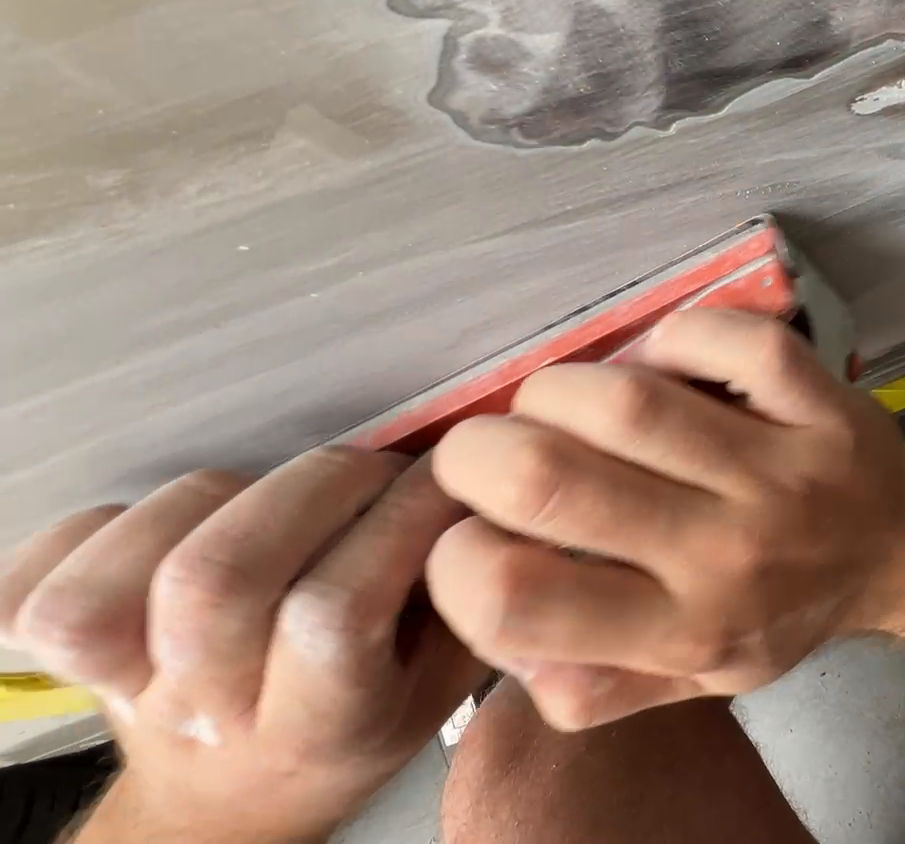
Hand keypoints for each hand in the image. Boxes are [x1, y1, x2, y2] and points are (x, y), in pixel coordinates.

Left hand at [0, 449, 486, 843]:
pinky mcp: (60, 657)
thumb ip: (477, 600)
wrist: (241, 798)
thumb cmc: (369, 717)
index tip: (454, 477)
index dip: (403, 519)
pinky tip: (176, 531)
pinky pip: (37, 577)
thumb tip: (493, 505)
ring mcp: (122, 686)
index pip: (335, 610)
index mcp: (321, 724)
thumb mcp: (452, 675)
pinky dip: (102, 532)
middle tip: (385, 471)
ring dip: (234, 495)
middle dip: (326, 485)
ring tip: (295, 499)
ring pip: (137, 563)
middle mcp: (210, 712)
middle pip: (220, 576)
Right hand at [425, 309, 904, 729]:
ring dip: (563, 386)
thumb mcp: (699, 679)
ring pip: (629, 402)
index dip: (459, 557)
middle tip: (497, 445)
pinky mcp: (824, 404)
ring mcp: (782, 469)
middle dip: (483, 450)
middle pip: (554, 480)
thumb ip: (597, 682)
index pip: (519, 601)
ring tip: (565, 399)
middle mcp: (727, 551)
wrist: (903, 549)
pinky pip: (735, 343)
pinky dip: (678, 336)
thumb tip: (500, 632)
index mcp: (683, 627)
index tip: (475, 529)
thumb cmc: (789, 608)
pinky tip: (664, 359)